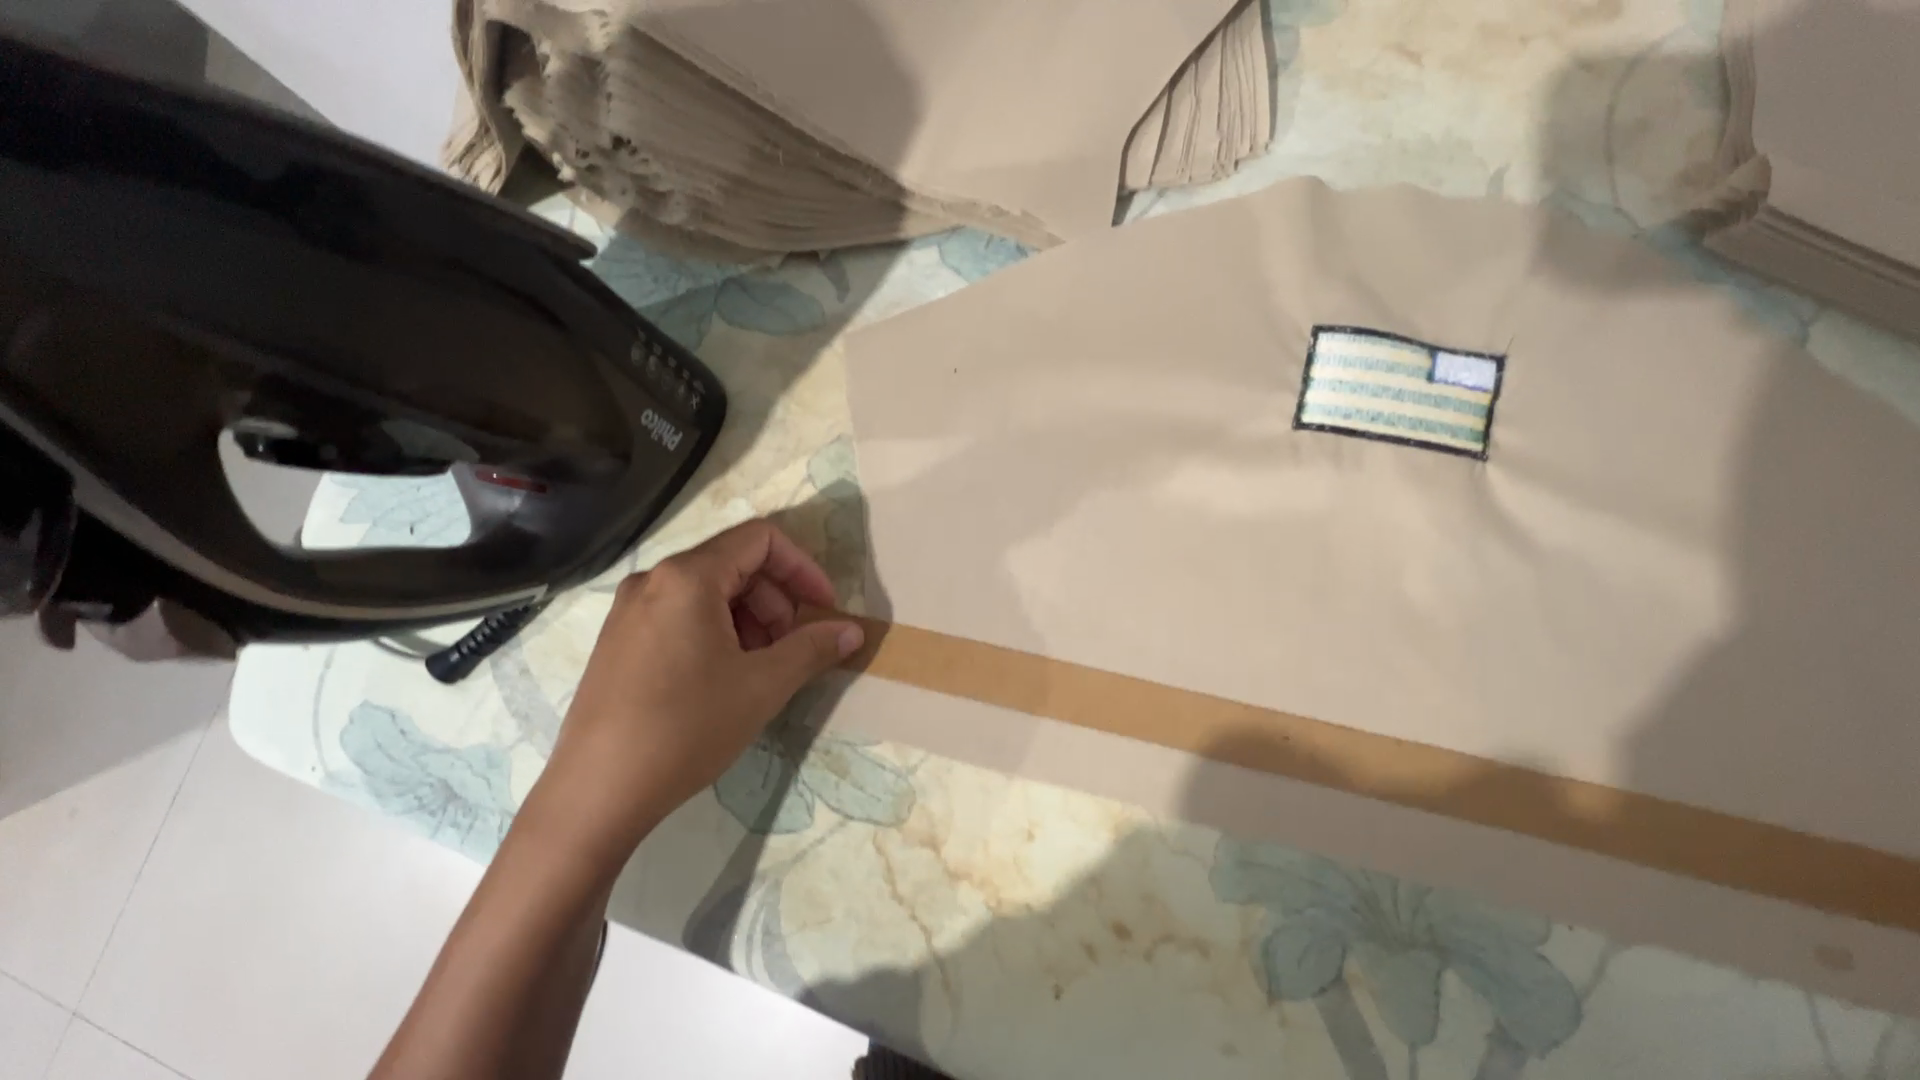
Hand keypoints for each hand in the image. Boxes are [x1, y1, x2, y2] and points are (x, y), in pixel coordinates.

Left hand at [536, 519, 863, 853]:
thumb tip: (852, 630)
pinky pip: (679, 616)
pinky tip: (722, 681)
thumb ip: (813, 648)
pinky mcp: (618, 642)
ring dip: (749, 620)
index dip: (803, 567)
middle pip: (734, 564)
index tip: (825, 609)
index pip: (760, 539)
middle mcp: (652, 581)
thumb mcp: (763, 686)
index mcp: (687, 577)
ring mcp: (628, 611)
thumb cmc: (687, 727)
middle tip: (793, 649)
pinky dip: (716, 633)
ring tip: (760, 671)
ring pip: (707, 593)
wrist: (597, 791)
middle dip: (776, 600)